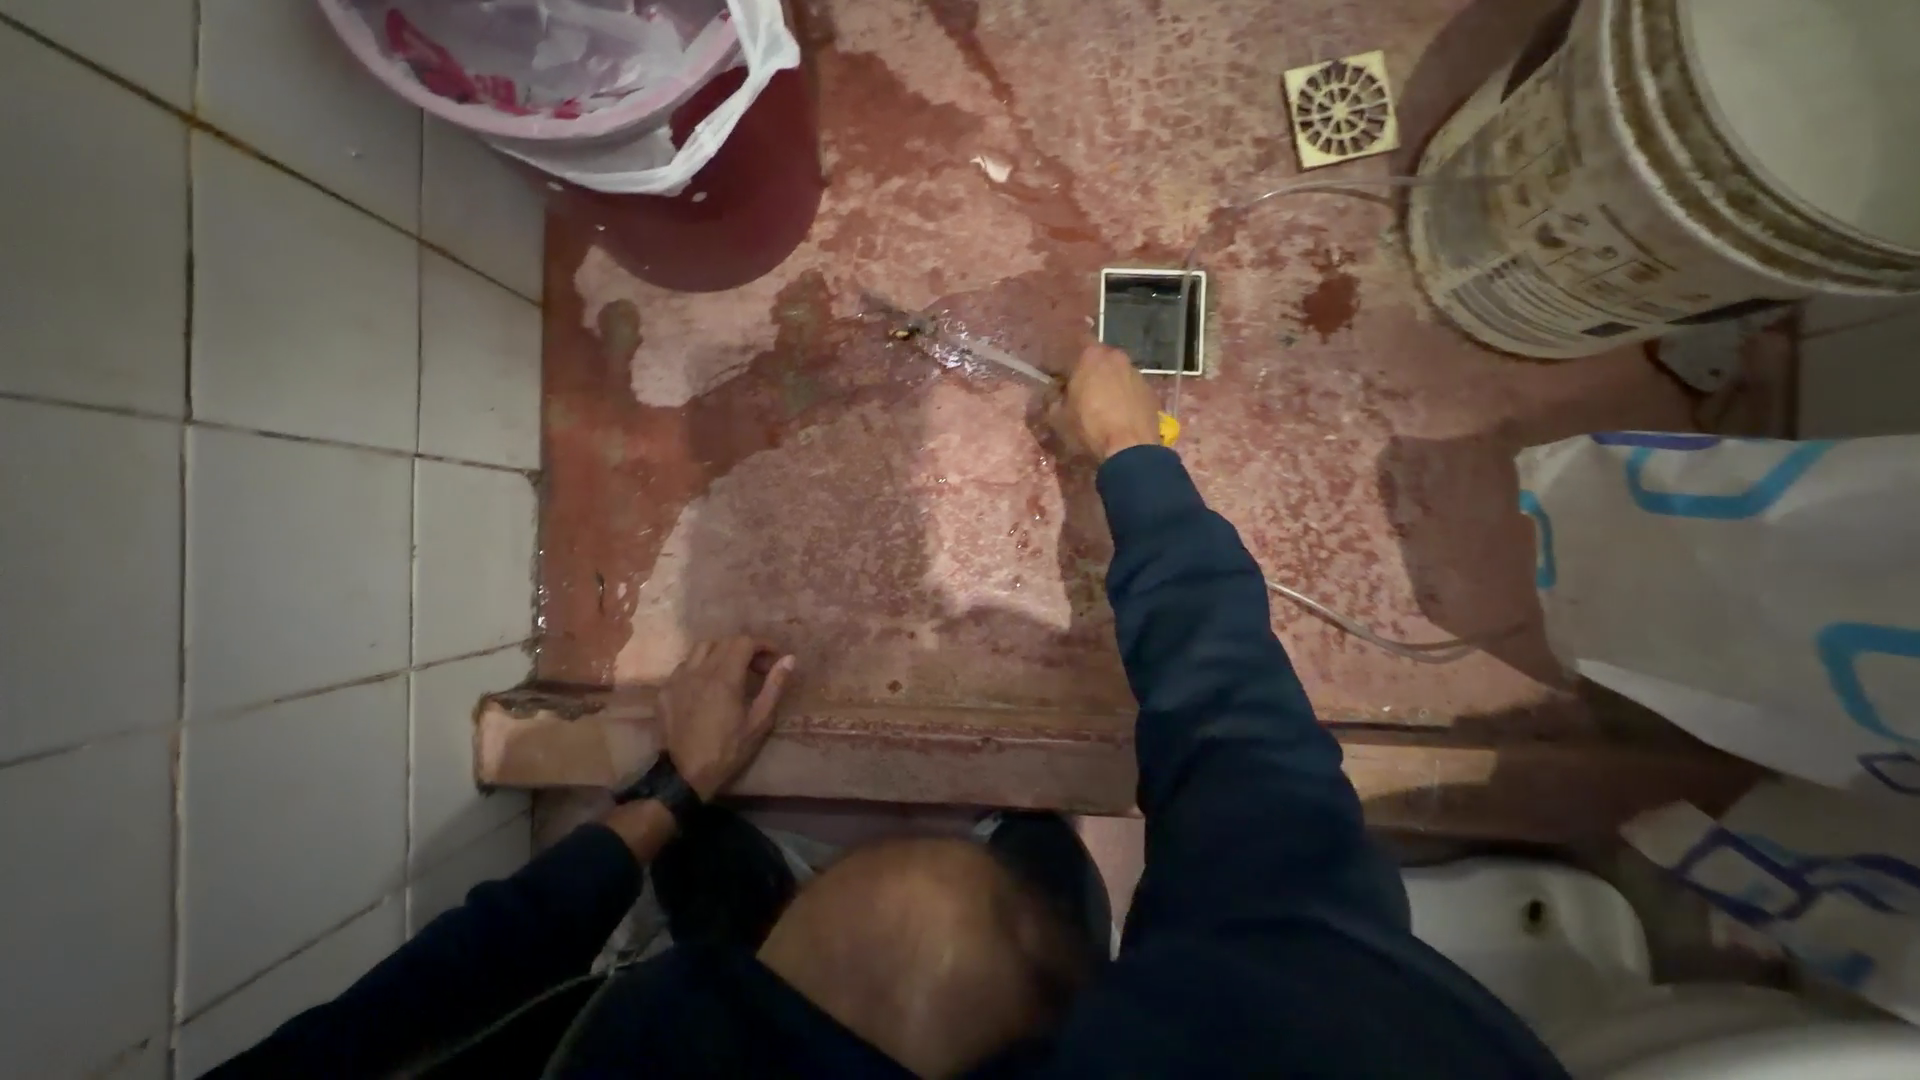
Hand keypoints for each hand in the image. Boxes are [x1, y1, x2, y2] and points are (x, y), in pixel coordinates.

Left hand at [659, 636, 795, 799]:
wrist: (685, 775)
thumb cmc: (728, 750)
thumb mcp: (759, 721)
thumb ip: (774, 686)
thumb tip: (789, 659)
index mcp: (725, 678)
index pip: (744, 642)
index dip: (763, 644)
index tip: (774, 657)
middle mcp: (699, 671)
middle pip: (725, 642)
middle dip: (746, 648)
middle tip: (758, 667)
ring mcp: (678, 679)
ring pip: (701, 648)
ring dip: (721, 651)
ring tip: (731, 670)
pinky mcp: (665, 690)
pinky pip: (685, 666)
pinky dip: (700, 666)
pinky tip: (707, 684)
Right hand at [1052, 344, 1161, 460]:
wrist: (1130, 449)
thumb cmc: (1089, 428)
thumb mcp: (1057, 417)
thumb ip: (1051, 399)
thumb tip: (1053, 394)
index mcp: (1091, 356)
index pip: (1073, 345)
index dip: (1064, 361)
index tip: (1058, 376)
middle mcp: (1116, 357)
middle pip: (1098, 359)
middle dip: (1088, 371)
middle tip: (1079, 390)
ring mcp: (1137, 373)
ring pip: (1117, 373)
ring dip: (1108, 383)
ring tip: (1101, 406)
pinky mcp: (1151, 391)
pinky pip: (1131, 389)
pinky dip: (1124, 397)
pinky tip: (1119, 416)